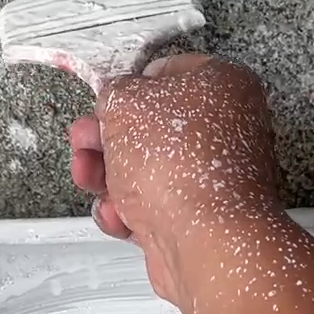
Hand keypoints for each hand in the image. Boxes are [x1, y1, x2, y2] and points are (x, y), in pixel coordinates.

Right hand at [67, 53, 282, 303]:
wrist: (205, 241)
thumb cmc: (179, 162)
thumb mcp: (125, 101)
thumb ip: (115, 92)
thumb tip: (114, 101)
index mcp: (224, 84)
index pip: (169, 72)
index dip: (131, 86)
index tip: (106, 101)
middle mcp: (227, 127)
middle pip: (153, 124)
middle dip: (108, 136)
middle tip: (86, 142)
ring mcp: (215, 175)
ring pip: (148, 168)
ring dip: (109, 174)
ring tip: (89, 178)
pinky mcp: (201, 217)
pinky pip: (156, 206)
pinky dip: (130, 210)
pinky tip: (118, 214)